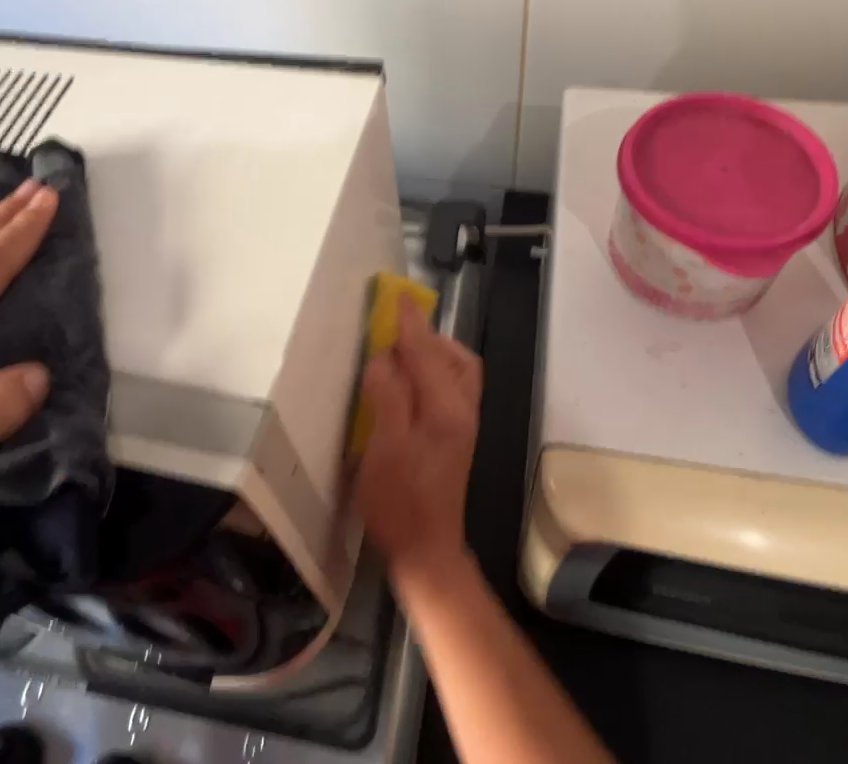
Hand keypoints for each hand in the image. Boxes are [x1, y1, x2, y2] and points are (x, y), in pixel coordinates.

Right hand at [355, 296, 483, 584]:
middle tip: (398, 328)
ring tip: (401, 352)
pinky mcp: (455, 440)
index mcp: (446, 408)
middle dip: (430, 336)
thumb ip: (387, 395)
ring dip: (434, 354)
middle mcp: (462, 411)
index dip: (410, 324)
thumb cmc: (399, 501)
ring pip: (457, 374)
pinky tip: (410, 384)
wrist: (427, 550)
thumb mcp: (384, 446)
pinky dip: (433, 374)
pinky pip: (451, 390)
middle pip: (457, 359)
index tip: (397, 296)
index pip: (428, 352)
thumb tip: (384, 356)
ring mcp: (463, 427)